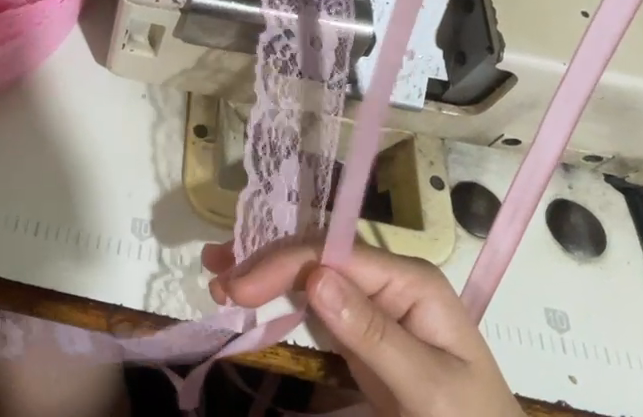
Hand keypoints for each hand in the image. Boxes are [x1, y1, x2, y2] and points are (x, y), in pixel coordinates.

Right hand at [204, 241, 522, 416]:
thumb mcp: (427, 388)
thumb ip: (373, 333)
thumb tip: (314, 276)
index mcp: (409, 279)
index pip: (332, 254)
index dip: (280, 263)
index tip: (235, 289)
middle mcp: (389, 278)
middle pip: (316, 254)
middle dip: (264, 261)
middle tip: (215, 280)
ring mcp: (375, 301)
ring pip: (309, 271)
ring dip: (263, 271)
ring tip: (217, 277)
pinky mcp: (362, 327)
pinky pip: (314, 300)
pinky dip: (278, 294)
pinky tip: (249, 294)